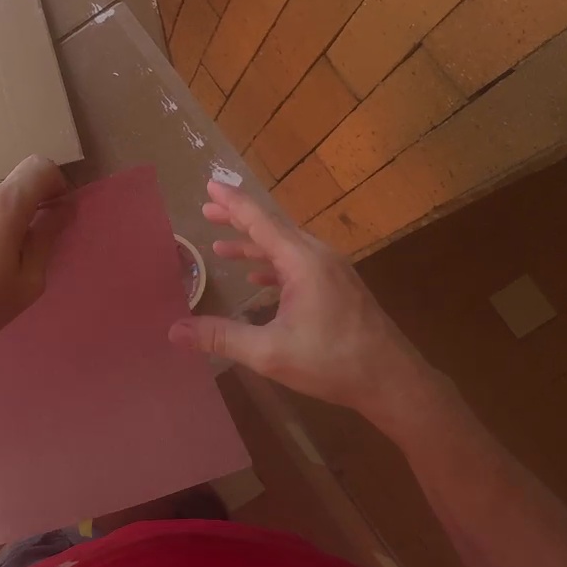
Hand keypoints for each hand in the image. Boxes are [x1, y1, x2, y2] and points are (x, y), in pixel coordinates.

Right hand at [167, 181, 435, 419]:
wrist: (393, 380)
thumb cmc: (332, 362)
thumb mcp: (270, 352)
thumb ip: (221, 337)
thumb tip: (174, 330)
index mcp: (303, 261)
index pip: (261, 222)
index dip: (233, 204)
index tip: (210, 185)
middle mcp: (319, 257)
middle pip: (273, 228)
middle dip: (239, 219)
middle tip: (208, 208)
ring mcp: (332, 271)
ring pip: (286, 246)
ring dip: (254, 243)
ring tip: (222, 245)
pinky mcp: (338, 288)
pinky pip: (298, 263)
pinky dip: (272, 263)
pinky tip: (258, 276)